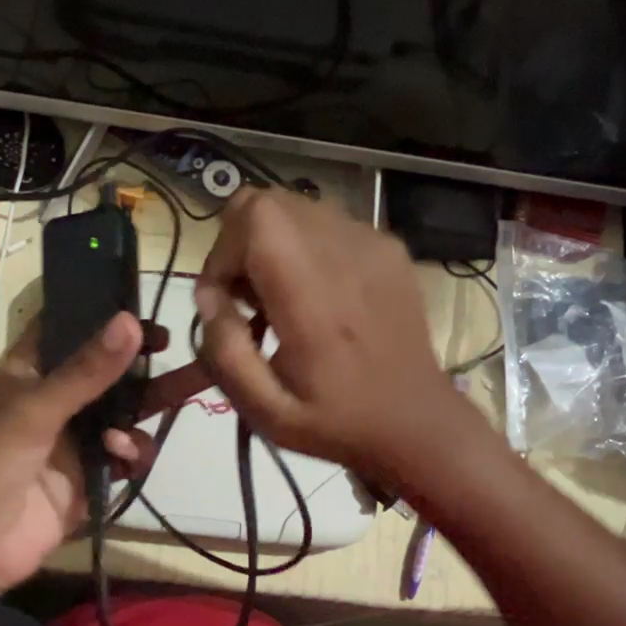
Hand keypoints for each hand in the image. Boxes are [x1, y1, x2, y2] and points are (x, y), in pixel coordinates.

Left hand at [0, 314, 156, 597]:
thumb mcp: (35, 412)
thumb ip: (85, 372)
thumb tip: (131, 321)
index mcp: (31, 372)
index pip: (70, 327)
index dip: (103, 312)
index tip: (144, 302)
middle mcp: (57, 399)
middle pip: (109, 370)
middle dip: (143, 362)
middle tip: (179, 349)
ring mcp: (76, 440)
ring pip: (126, 412)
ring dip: (149, 406)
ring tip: (177, 397)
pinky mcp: (91, 477)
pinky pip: (126, 455)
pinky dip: (133, 452)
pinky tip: (122, 456)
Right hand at [194, 189, 492, 477]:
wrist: (416, 423)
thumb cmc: (334, 422)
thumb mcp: (265, 410)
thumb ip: (225, 351)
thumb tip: (208, 297)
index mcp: (312, 295)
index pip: (254, 216)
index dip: (222, 251)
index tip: (224, 302)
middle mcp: (345, 253)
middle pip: (269, 202)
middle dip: (241, 244)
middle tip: (247, 301)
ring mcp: (373, 244)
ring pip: (297, 208)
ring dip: (272, 245)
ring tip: (280, 300)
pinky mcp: (389, 248)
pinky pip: (328, 224)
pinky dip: (306, 250)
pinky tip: (316, 299)